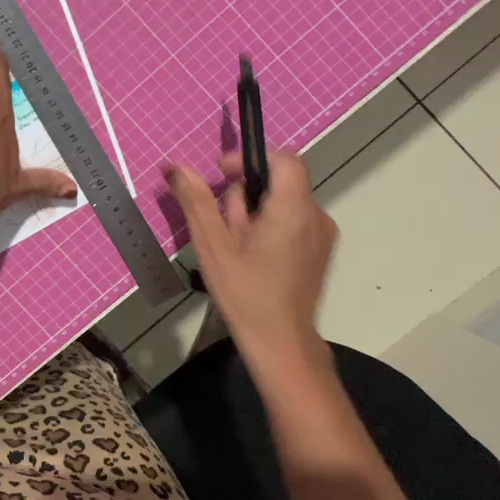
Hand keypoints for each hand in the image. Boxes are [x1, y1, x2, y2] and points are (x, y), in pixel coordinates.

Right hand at [169, 151, 336, 357]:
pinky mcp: (319, 252)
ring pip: (284, 204)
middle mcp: (315, 216)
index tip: (221, 173)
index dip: (249, 158)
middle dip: (244, 195)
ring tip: (233, 246)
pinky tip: (250, 257)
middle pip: (279, 183)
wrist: (280, 341)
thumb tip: (177, 167)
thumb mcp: (212, 244)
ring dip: (254, 214)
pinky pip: (293, 223)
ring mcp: (322, 235)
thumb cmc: (245, 292)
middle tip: (220, 225)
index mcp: (293, 210)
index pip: (283, 159)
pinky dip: (269, 228)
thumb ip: (196, 201)